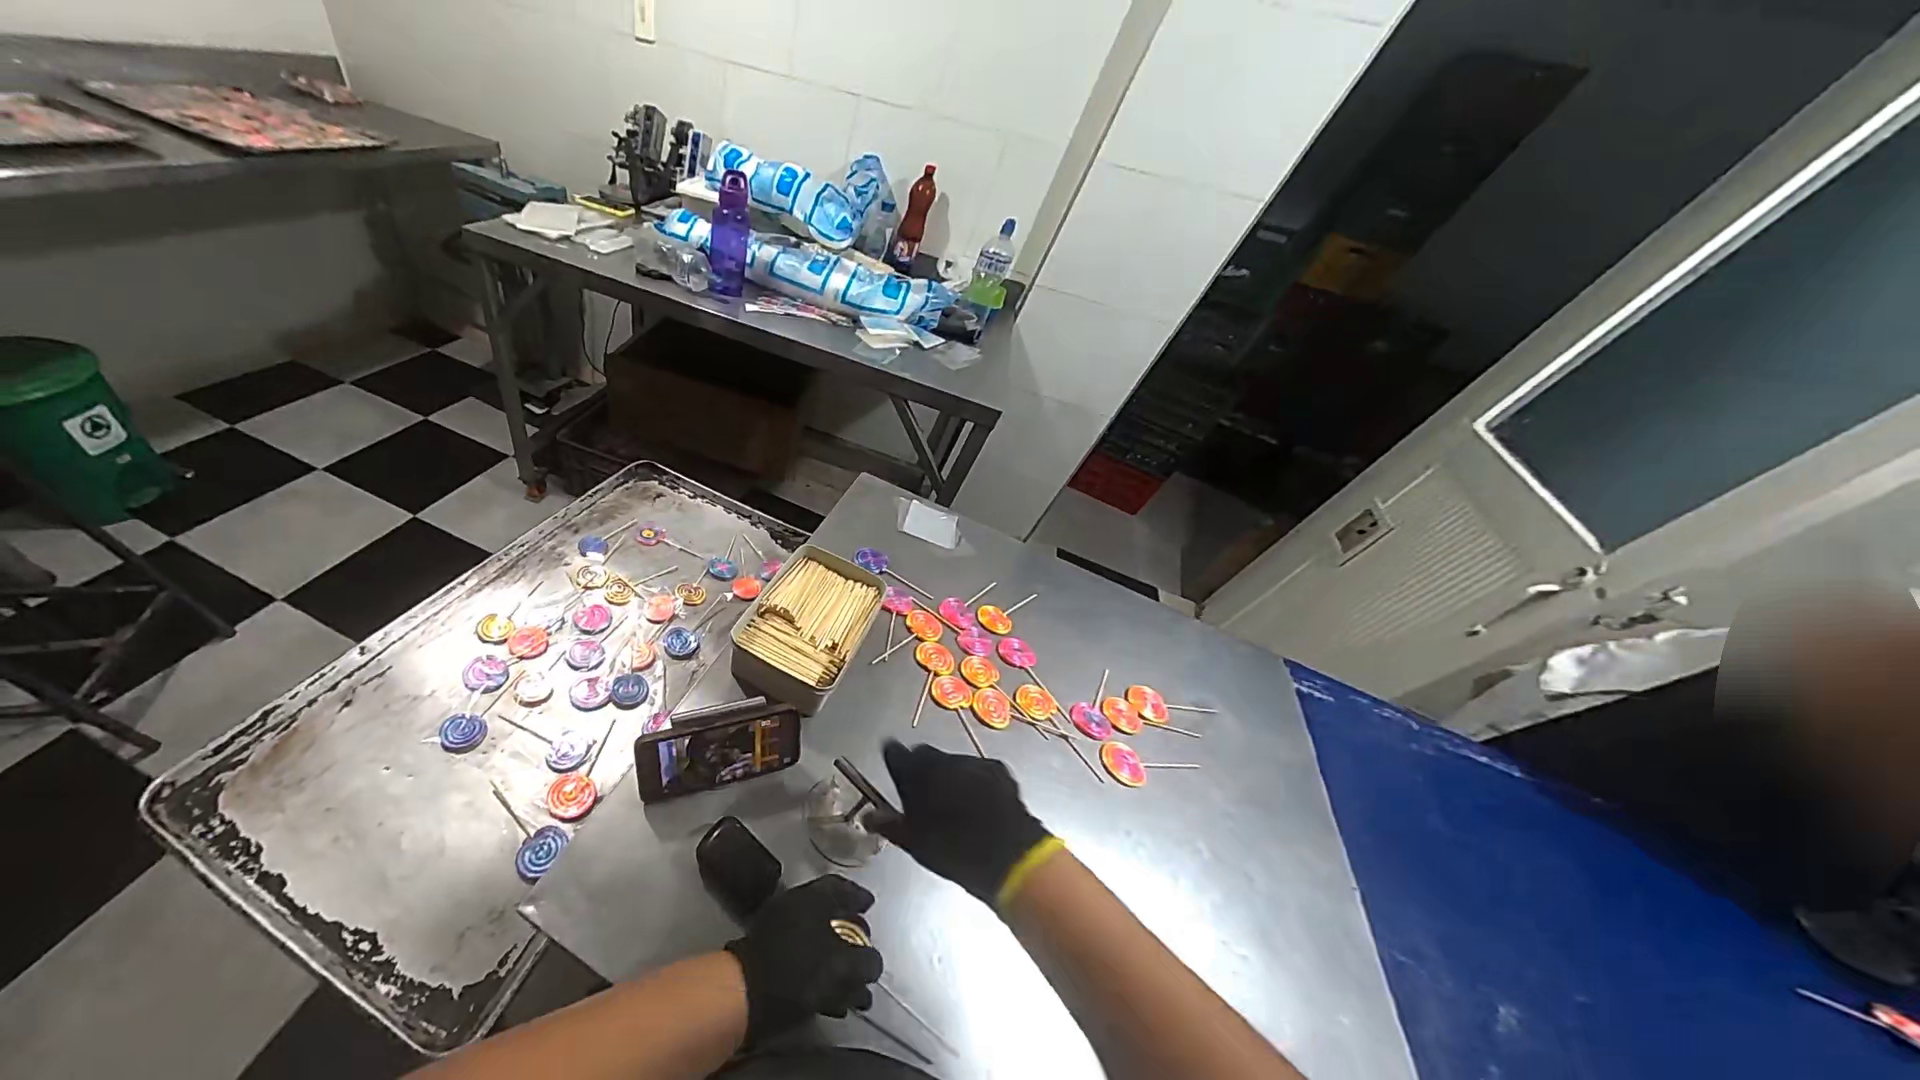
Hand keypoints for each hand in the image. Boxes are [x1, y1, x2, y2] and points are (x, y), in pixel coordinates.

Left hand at [723, 874, 883, 1045]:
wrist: (742, 995)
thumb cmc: (797, 972)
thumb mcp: (841, 966)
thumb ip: (864, 961)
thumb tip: (873, 963)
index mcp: (813, 898)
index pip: (841, 888)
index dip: (858, 896)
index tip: (869, 904)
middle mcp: (793, 906)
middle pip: (829, 913)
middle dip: (849, 931)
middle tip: (863, 945)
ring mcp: (775, 931)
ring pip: (815, 937)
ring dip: (834, 956)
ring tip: (850, 980)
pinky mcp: (764, 958)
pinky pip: (801, 958)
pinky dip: (817, 972)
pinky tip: (828, 994)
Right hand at [874, 740, 1051, 904]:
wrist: (1008, 855)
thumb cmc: (954, 851)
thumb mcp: (914, 843)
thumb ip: (889, 824)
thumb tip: (869, 818)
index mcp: (917, 772)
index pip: (895, 753)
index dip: (894, 762)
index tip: (896, 773)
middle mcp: (944, 759)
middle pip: (925, 755)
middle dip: (923, 770)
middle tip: (924, 797)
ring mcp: (973, 761)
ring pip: (953, 762)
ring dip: (950, 775)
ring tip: (953, 805)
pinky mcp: (998, 768)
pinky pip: (977, 769)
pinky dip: (974, 780)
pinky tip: (978, 803)